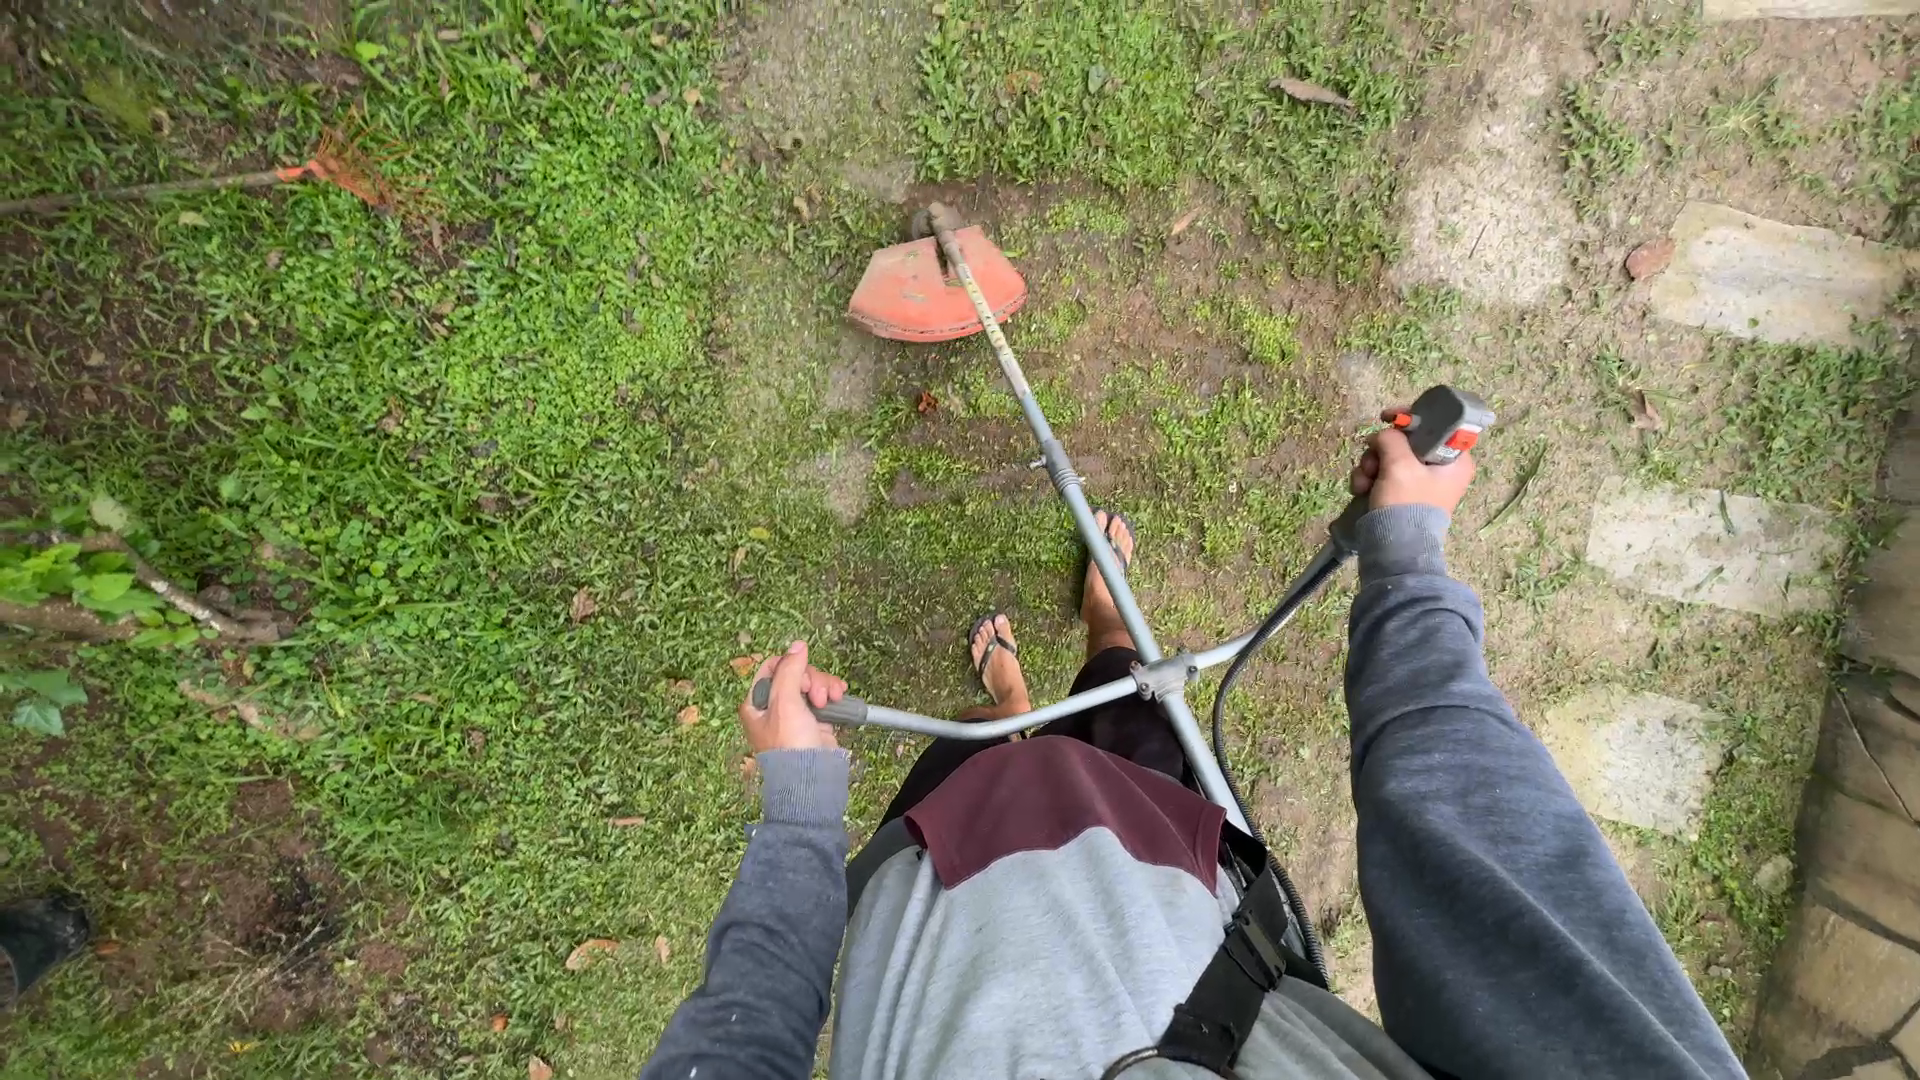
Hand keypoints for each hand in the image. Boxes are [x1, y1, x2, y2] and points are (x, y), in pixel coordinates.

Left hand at [737, 640, 843, 753]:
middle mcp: (774, 706)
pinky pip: (824, 694)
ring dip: (824, 685)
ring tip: (831, 698)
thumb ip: (790, 671)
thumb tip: (798, 644)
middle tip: (816, 696)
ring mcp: (795, 712)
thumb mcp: (785, 702)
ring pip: (812, 682)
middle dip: (812, 679)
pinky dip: (832, 692)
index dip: (790, 666)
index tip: (801, 678)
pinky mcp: (814, 719)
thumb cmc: (790, 744)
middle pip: (795, 673)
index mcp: (757, 702)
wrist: (811, 777)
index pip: (772, 667)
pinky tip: (839, 696)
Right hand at [1349, 408, 1475, 513]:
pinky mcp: (1400, 495)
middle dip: (1381, 450)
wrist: (1395, 547)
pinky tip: (1360, 491)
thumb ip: (1392, 440)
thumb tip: (1384, 434)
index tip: (1387, 417)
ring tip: (1363, 483)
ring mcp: (1419, 483)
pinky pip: (1381, 476)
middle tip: (1371, 460)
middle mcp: (1440, 470)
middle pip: (1406, 443)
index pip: (1437, 426)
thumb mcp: (1399, 465)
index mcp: (1455, 460)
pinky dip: (1368, 480)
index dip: (1411, 418)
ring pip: (1389, 459)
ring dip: (1369, 466)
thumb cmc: (1406, 503)